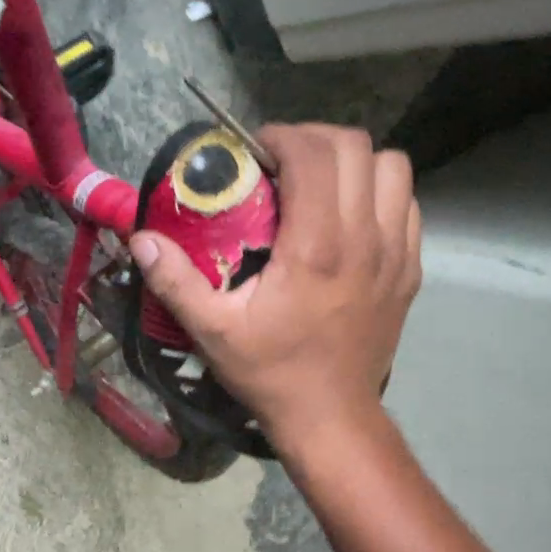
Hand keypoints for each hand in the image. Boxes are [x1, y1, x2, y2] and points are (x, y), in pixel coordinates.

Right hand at [128, 124, 421, 456]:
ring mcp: (397, 251)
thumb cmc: (267, 371)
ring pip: (393, 168)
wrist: (329, 414)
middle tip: (279, 161)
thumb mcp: (210, 330)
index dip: (284, 138)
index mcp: (315, 247)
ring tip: (316, 183)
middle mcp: (365, 237)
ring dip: (353, 162)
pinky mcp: (410, 267)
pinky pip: (406, 203)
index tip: (254, 149)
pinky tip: (344, 217)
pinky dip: (376, 192)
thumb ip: (174, 280)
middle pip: (359, 149)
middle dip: (315, 141)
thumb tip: (140, 238)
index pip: (316, 157)